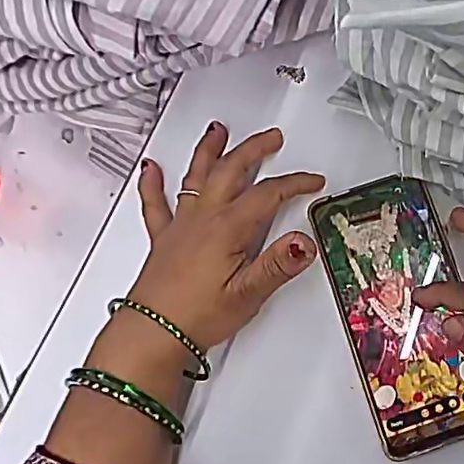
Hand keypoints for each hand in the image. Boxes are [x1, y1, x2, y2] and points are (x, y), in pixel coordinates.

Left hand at [124, 122, 324, 351]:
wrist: (152, 332)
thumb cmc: (196, 315)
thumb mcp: (249, 293)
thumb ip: (278, 264)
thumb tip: (304, 242)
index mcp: (227, 230)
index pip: (267, 195)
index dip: (294, 184)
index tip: (312, 181)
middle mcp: (202, 220)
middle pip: (231, 171)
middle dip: (254, 150)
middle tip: (271, 138)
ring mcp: (181, 226)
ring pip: (196, 176)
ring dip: (209, 151)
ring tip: (218, 132)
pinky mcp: (165, 239)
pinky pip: (156, 203)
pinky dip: (153, 183)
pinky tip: (150, 168)